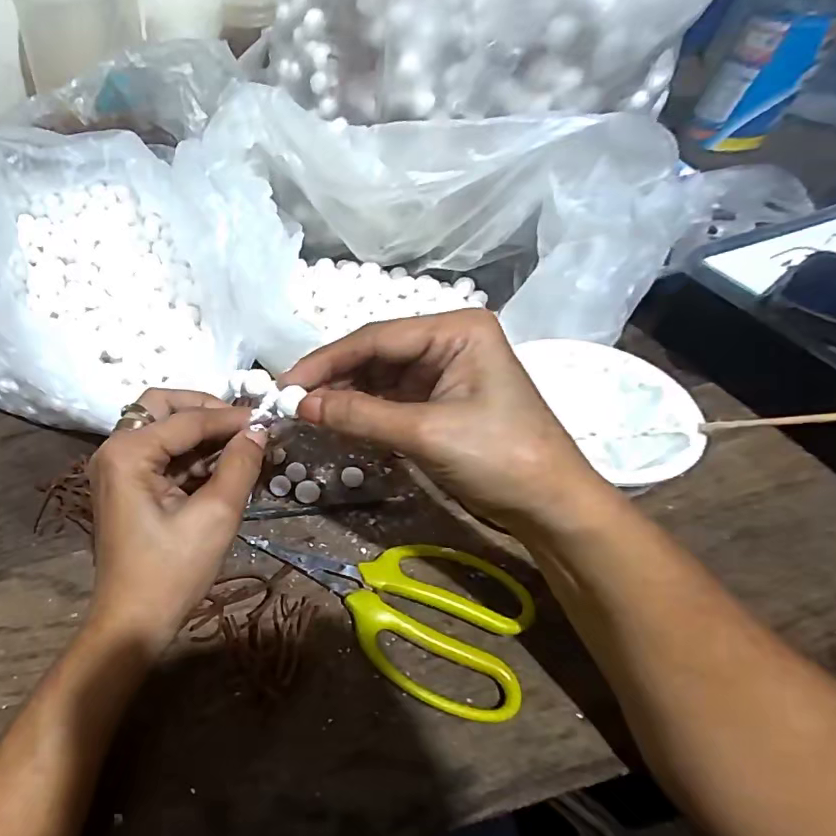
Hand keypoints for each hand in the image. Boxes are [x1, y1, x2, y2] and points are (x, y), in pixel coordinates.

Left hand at [84, 389, 266, 653]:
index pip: (187, 419)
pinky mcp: (124, 486)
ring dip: (199, 435)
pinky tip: (222, 468)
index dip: (231, 418)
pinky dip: (188, 456)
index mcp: (127, 452)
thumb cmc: (171, 573)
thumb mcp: (214, 517)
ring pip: (161, 430)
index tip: (269, 418)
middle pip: (162, 408)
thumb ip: (239, 466)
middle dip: (206, 412)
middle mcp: (113, 450)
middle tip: (244, 428)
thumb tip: (259, 431)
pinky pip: (158, 455)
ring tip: (242, 449)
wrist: (132, 622)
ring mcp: (115, 468)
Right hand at [281, 310, 614, 528]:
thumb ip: (359, 414)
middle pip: (373, 354)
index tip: (285, 383)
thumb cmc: (499, 458)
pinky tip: (331, 418)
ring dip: (341, 394)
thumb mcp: (425, 433)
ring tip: (301, 410)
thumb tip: (299, 404)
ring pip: (376, 377)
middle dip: (331, 377)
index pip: (376, 338)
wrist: (550, 505)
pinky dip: (359, 410)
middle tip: (287, 399)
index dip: (326, 360)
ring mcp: (441, 372)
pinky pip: (386, 399)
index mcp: (456, 330)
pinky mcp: (436, 401)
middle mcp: (447, 342)